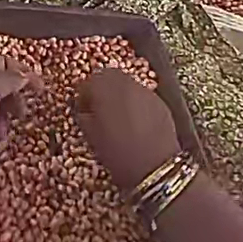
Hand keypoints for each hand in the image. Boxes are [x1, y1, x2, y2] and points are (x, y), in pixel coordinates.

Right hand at [75, 68, 179, 192]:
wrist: (155, 167)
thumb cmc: (117, 154)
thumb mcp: (92, 138)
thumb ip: (84, 116)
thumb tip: (84, 109)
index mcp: (104, 90)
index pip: (89, 81)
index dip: (84, 94)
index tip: (82, 108)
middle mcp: (126, 84)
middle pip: (109, 74)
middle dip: (101, 86)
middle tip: (98, 106)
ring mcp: (145, 91)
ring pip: (127, 83)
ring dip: (119, 92)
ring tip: (116, 113)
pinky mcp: (160, 101)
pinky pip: (142, 94)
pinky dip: (134, 101)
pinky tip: (135, 120)